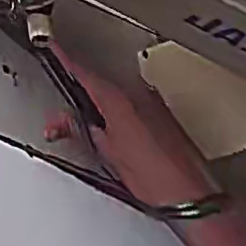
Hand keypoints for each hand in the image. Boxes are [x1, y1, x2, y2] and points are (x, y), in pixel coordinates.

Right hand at [44, 42, 218, 206]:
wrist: (194, 198)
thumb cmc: (156, 179)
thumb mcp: (107, 153)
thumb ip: (79, 129)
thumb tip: (60, 121)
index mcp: (116, 98)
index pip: (81, 71)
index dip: (63, 59)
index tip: (51, 47)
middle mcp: (134, 92)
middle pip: (97, 84)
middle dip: (80, 94)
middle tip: (67, 113)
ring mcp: (150, 100)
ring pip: (115, 93)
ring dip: (102, 105)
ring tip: (98, 131)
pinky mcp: (161, 112)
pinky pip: (132, 102)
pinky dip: (121, 111)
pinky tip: (122, 134)